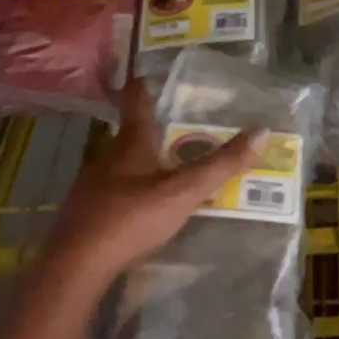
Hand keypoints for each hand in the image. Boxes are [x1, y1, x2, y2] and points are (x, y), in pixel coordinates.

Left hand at [40, 79, 267, 283]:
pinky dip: (129, 191)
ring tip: (169, 167)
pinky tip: (143, 207)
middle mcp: (108, 153)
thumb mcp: (184, 191)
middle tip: (183, 127)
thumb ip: (221, 164)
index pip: (137, 97)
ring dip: (143, 161)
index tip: (158, 72)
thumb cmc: (131, 217)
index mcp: (132, 139)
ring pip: (121, 162)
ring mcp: (92, 183)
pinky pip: (112, 191)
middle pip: (132, 131)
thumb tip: (262, 130)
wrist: (75, 266)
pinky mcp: (85, 212)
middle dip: (155, 128)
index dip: (146, 82)